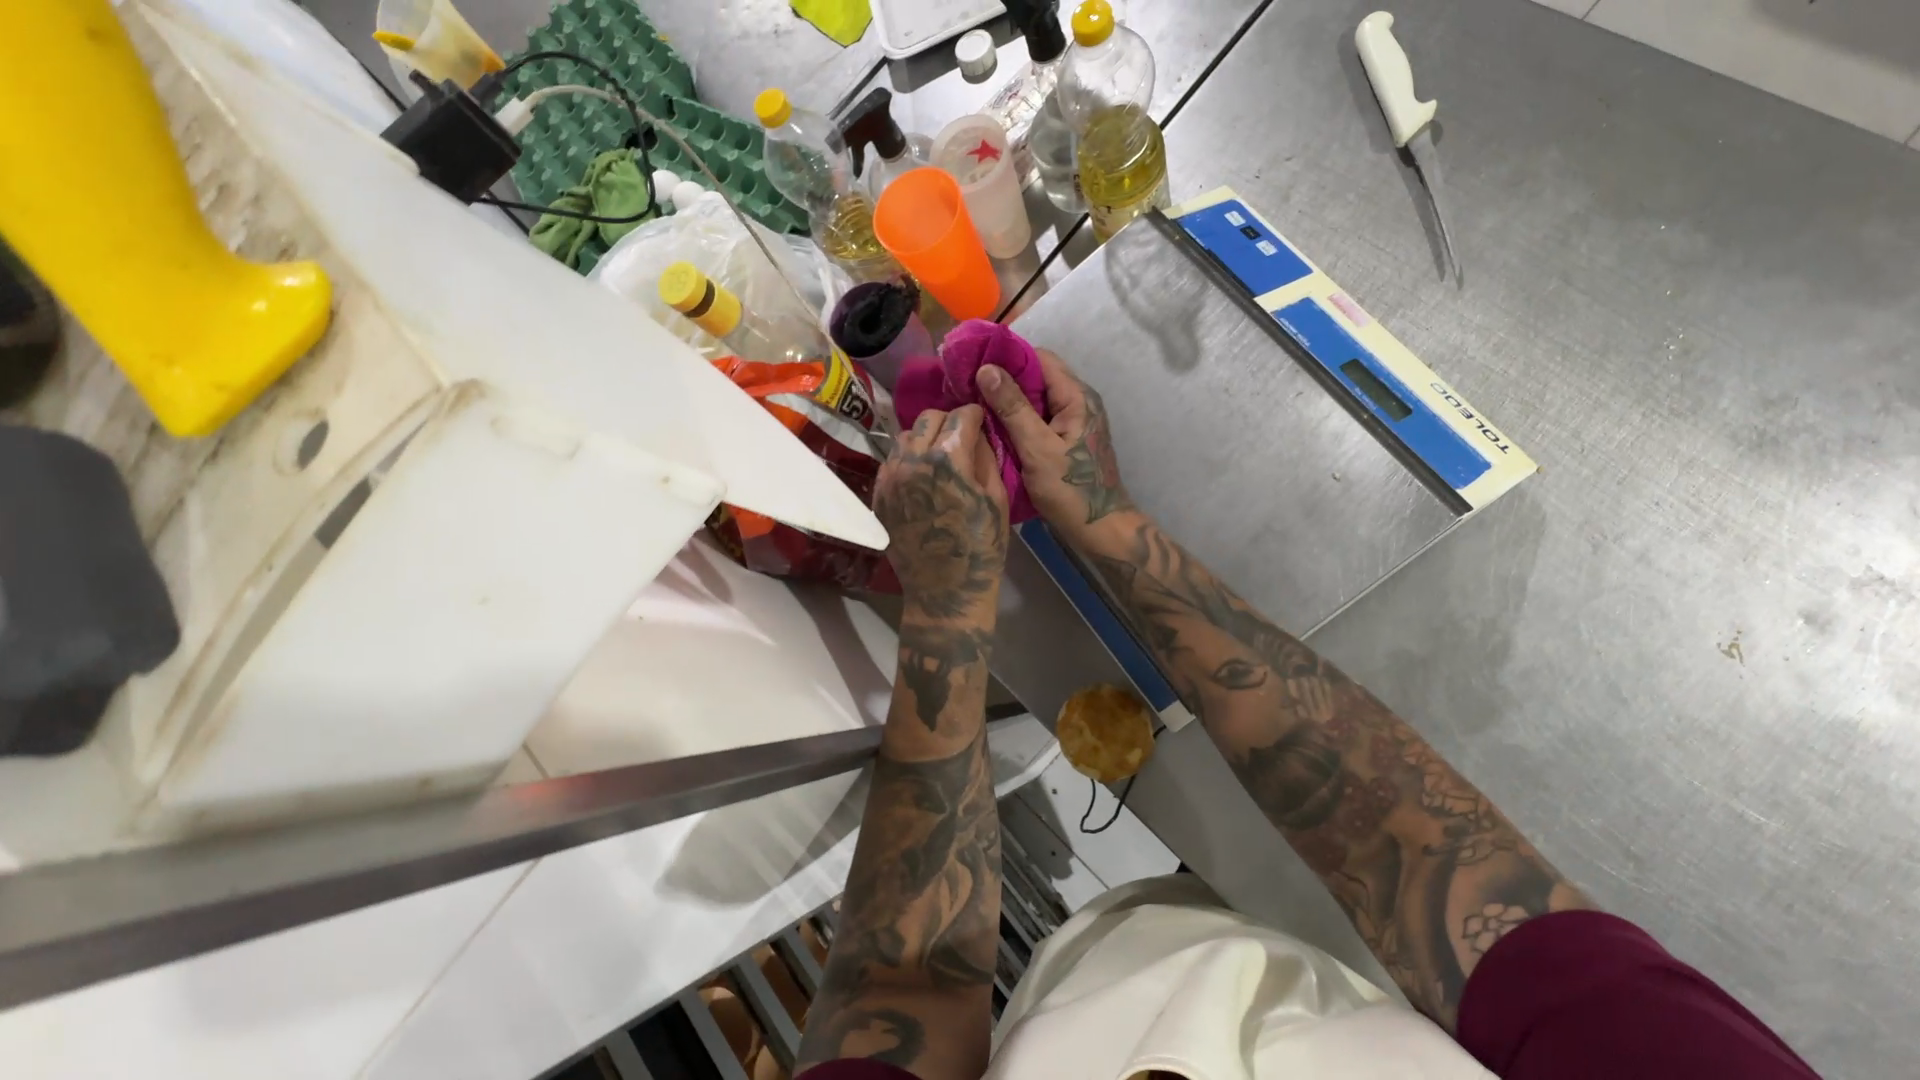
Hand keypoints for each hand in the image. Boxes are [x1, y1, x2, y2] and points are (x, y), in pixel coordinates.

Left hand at [876, 405, 1009, 620]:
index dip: (974, 415)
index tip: (981, 422)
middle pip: (927, 419)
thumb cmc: (981, 547)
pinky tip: (923, 476)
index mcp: (947, 461)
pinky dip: (908, 460)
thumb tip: (978, 434)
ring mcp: (890, 478)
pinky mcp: (879, 495)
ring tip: (940, 456)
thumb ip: (986, 458)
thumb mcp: (996, 499)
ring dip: (924, 439)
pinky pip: (892, 462)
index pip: (960, 417)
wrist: (944, 591)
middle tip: (961, 437)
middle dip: (947, 421)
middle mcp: (911, 461)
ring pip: (905, 437)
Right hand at [974, 349, 1138, 549]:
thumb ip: (1012, 408)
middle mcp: (1078, 403)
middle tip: (966, 385)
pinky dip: (1015, 420)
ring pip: (1035, 400)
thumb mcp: (1037, 447)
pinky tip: (992, 428)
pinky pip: (1037, 420)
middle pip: (1037, 377)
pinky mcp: (1065, 441)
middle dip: (1003, 379)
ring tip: (973, 403)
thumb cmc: (1072, 490)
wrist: (1100, 529)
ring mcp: (1073, 423)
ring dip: (1007, 401)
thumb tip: (986, 369)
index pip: (1040, 358)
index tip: (974, 362)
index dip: (1007, 356)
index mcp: (1077, 397)